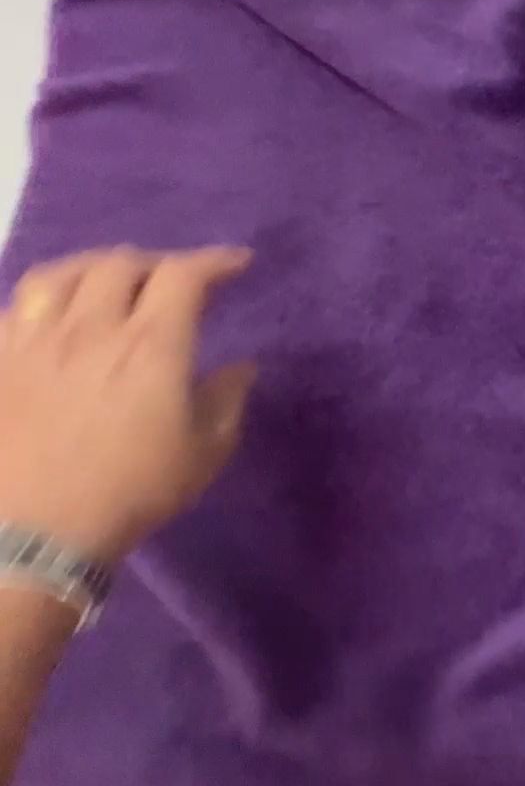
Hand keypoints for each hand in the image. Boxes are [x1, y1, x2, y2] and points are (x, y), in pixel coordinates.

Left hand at [0, 247, 255, 563]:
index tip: (240, 264)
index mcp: (152, 347)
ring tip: (116, 276)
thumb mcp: (208, 446)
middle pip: (117, 264)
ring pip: (57, 274)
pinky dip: (50, 295)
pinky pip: (17, 305)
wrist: (34, 524)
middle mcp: (88, 330)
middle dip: (156, 261)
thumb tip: (239, 366)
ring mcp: (29, 341)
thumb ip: (226, 396)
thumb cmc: (139, 486)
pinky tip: (62, 312)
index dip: (214, 261)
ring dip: (97, 266)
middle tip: (182, 275)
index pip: (182, 277)